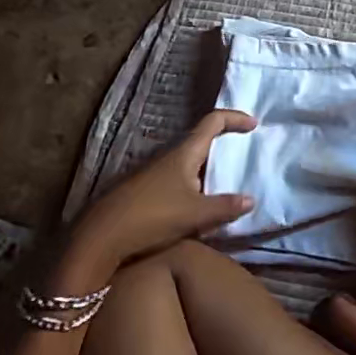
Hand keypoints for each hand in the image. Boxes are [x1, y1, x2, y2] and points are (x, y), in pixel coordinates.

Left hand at [70, 110, 257, 272]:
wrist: (101, 236)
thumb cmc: (151, 216)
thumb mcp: (195, 215)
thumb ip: (225, 207)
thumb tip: (251, 199)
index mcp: (184, 152)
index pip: (213, 121)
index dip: (234, 118)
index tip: (254, 124)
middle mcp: (170, 155)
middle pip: (201, 140)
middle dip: (223, 144)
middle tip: (243, 154)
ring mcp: (155, 172)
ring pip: (189, 161)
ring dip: (208, 167)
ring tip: (227, 183)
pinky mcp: (146, 189)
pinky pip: (179, 178)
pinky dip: (195, 183)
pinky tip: (200, 204)